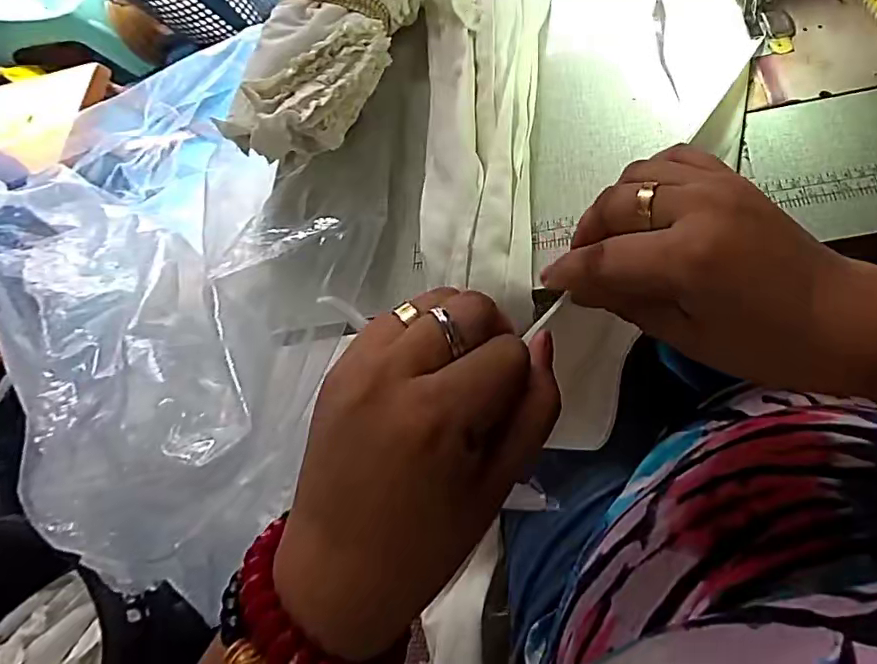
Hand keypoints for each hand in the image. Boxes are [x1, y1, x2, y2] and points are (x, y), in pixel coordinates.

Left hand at [274, 288, 558, 659]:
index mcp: (436, 415)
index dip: (519, 378)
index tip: (502, 412)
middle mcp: (393, 375)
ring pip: (434, 300)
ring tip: (455, 366)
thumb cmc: (429, 541)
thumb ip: (537, 406)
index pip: (508, 351)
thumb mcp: (502, 482)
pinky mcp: (339, 366)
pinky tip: (422, 367)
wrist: (334, 576)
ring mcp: (359, 365)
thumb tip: (543, 340)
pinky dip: (421, 328)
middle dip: (494, 335)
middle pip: (471, 307)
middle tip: (487, 377)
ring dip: (458, 324)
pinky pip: (395, 315)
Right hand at [539, 144, 863, 391]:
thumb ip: (630, 303)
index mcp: (689, 256)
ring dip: (615, 202)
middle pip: (616, 204)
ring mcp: (718, 184)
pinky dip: (651, 176)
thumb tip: (581, 285)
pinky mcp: (732, 177)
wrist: (840, 314)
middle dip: (586, 233)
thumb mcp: (691, 336)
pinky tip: (649, 202)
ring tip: (613, 234)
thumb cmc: (770, 345)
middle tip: (581, 263)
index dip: (571, 271)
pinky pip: (677, 159)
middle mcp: (698, 206)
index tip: (550, 281)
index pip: (607, 257)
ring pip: (640, 173)